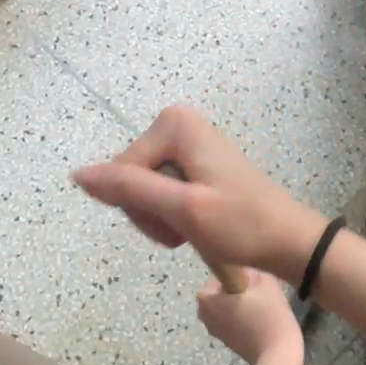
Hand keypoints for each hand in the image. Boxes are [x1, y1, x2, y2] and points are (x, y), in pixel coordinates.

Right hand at [73, 104, 328, 281]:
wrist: (286, 239)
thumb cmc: (240, 224)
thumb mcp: (182, 209)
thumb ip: (129, 189)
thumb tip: (79, 174)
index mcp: (173, 124)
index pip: (121, 172)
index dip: (142, 208)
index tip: (178, 221)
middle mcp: (177, 124)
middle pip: (131, 178)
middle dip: (152, 212)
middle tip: (188, 227)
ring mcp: (186, 144)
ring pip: (144, 190)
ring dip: (163, 218)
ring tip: (196, 227)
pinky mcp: (194, 163)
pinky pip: (162, 191)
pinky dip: (174, 214)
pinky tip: (199, 223)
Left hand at [196, 270, 302, 364]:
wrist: (277, 354)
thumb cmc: (268, 314)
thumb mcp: (263, 280)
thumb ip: (249, 267)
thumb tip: (245, 268)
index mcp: (205, 297)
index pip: (222, 271)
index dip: (242, 273)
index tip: (257, 280)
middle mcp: (203, 313)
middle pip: (224, 288)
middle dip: (241, 287)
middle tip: (262, 291)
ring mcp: (213, 329)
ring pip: (228, 303)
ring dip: (243, 301)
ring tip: (264, 305)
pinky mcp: (225, 340)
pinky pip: (232, 318)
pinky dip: (243, 315)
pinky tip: (261, 318)